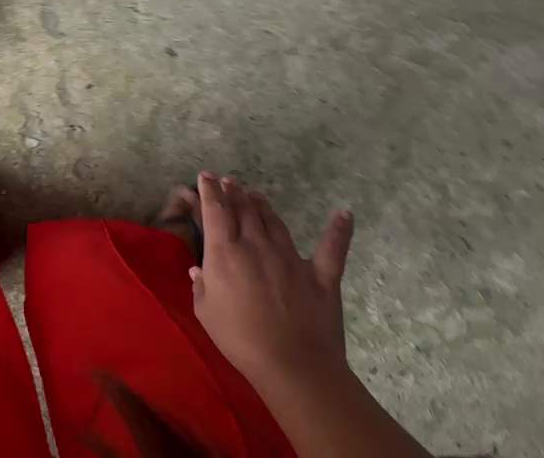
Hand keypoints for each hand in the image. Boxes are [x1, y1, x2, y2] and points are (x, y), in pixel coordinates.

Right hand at [191, 172, 355, 389]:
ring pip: (275, 223)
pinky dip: (339, 230)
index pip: (215, 211)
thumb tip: (198, 270)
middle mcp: (256, 248)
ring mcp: (291, 260)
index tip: (206, 177)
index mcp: (224, 253)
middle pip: (244, 211)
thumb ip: (201, 285)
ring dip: (263, 206)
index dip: (210, 191)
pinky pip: (332, 248)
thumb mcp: (205, 311)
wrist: (294, 366)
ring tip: (257, 195)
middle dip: (234, 192)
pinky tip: (345, 213)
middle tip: (229, 181)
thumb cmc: (240, 339)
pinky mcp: (322, 277)